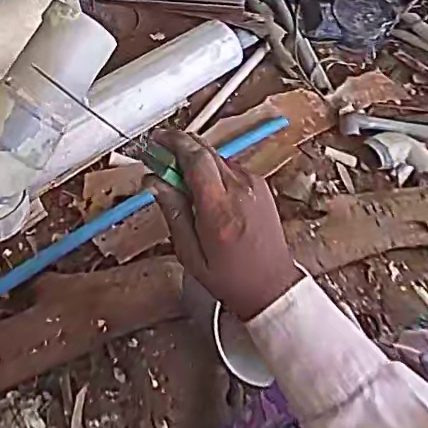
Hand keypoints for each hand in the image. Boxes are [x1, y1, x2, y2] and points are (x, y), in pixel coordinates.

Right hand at [147, 128, 304, 319]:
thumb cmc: (232, 277)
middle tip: (161, 156)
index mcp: (220, 209)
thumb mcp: (190, 253)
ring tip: (182, 181)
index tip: (156, 140)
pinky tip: (204, 189)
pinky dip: (211, 169)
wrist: (273, 287)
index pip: (195, 158)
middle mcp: (240, 191)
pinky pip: (228, 165)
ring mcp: (253, 185)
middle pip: (204, 149)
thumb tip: (154, 182)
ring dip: (195, 160)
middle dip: (179, 146)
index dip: (172, 142)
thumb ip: (172, 212)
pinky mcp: (260, 185)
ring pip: (215, 155)